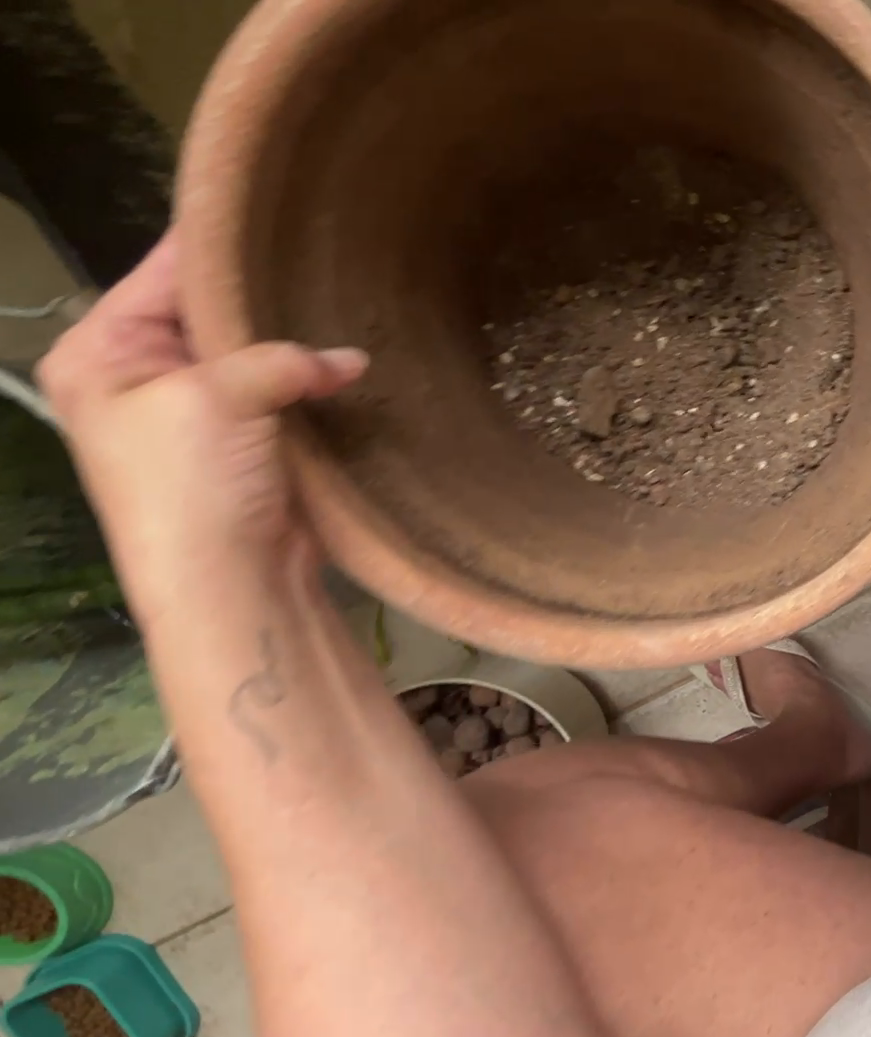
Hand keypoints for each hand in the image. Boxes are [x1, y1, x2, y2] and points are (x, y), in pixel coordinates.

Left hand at [34, 235, 366, 615]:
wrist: (229, 575)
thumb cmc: (189, 484)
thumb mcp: (215, 399)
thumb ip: (279, 360)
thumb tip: (351, 359)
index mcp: (103, 355)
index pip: (159, 278)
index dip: (213, 247)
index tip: (270, 215)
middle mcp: (148, 378)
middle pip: (215, 318)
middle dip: (269, 302)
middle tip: (332, 269)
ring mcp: (205, 414)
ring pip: (261, 359)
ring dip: (302, 347)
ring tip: (354, 314)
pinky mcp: (255, 445)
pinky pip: (289, 397)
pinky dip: (319, 385)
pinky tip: (354, 369)